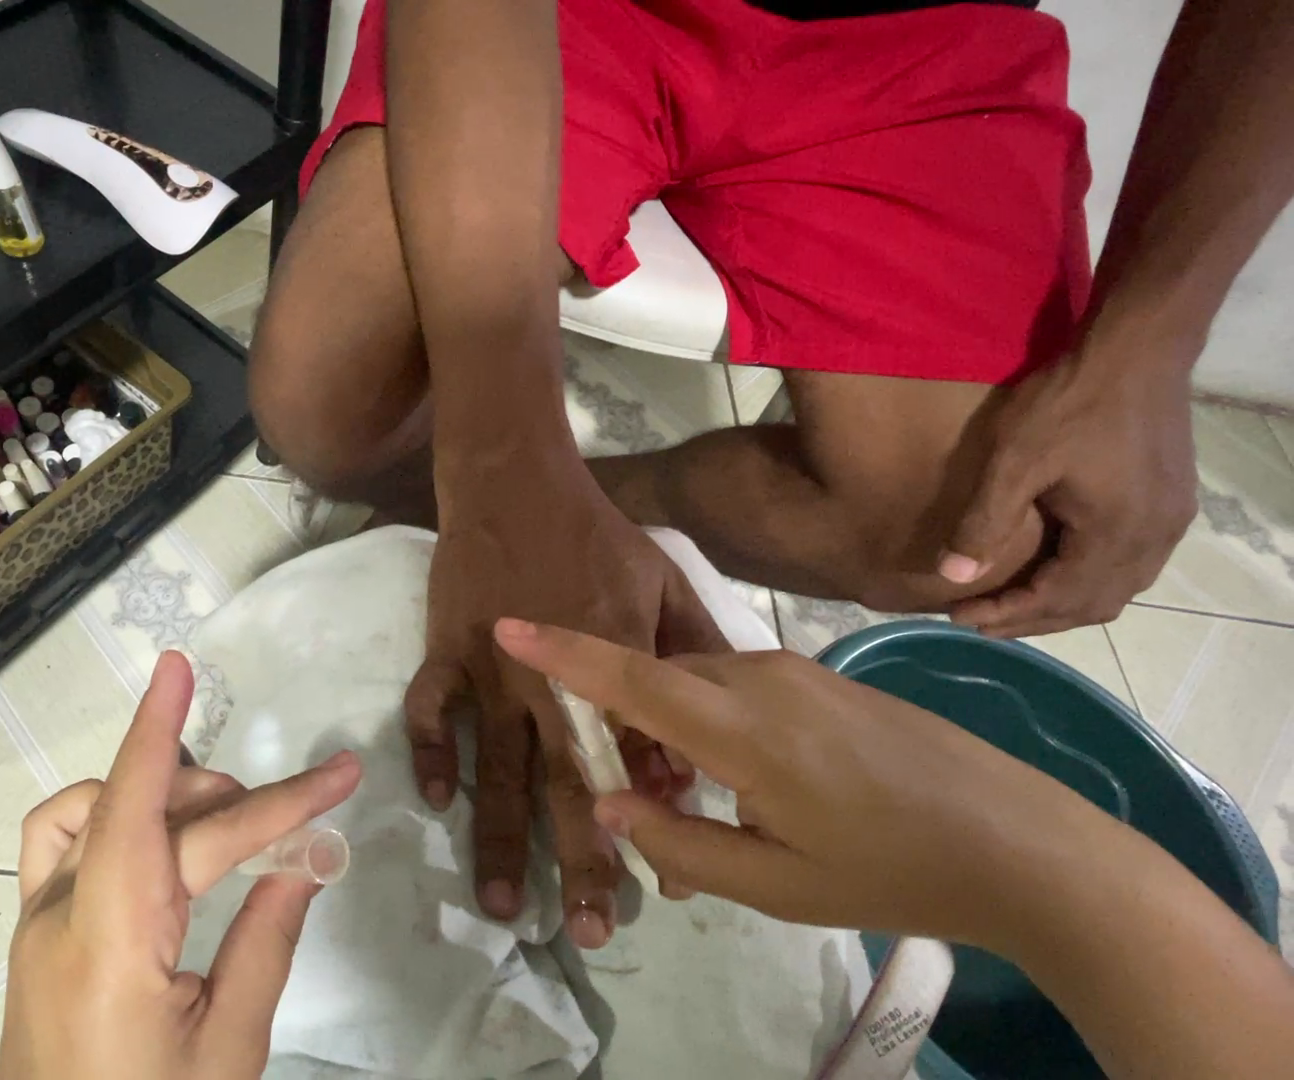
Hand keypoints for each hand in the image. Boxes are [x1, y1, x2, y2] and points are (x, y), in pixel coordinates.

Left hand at [0, 651, 362, 1079]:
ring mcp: (37, 912)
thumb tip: (306, 857)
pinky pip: (58, 829)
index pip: (193, 837)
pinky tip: (153, 822)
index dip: (267, 795)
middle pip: (151, 811)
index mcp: (111, 949)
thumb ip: (266, 943)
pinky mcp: (33, 921)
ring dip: (173, 790)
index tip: (338, 770)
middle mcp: (60, 912)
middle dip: (239, 797)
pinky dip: (112, 802)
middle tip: (301, 816)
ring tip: (232, 818)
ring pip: (103, 803)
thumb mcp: (227, 1050)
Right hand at [407, 466, 726, 947]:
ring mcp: (491, 666)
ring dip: (496, 834)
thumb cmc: (597, 535)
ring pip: (496, 763)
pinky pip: (429, 707)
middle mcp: (553, 678)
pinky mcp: (446, 648)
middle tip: (580, 929)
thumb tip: (692, 737)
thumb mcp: (670, 582)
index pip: (636, 759)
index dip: (643, 822)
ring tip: (497, 900)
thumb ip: (695, 656)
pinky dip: (428, 751)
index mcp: (621, 659)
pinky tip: (435, 797)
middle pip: (566, 779)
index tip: (649, 889)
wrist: (516, 483)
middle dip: (574, 857)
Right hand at [494, 619, 1120, 950]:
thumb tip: (606, 804)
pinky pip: (736, 685)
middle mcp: (758, 679)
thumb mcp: (776, 885)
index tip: (507, 623)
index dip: (561, 651)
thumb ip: (678, 843)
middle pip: (655, 681)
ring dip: (673, 731)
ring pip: (695, 684)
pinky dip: (712, 722)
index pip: (628, 679)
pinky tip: (752, 780)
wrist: (1034, 848)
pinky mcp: (819, 676)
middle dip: (623, 721)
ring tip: (704, 803)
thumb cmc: (894, 873)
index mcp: (741, 729)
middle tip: (642, 794)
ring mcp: (795, 670)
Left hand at [939, 343, 1197, 637]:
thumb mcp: (1012, 464)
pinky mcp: (1166, 502)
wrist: (1134, 352)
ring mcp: (1168, 520)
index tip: (958, 618)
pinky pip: (1127, 564)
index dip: (1008, 615)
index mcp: (1118, 533)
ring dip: (1058, 604)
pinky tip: (1047, 574)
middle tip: (974, 620)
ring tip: (1004, 607)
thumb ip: (984, 523)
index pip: (1060, 599)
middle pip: (1092, 604)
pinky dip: (1083, 581)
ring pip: (1115, 588)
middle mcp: (1155, 537)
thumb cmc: (1065, 405)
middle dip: (1031, 619)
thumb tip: (953, 576)